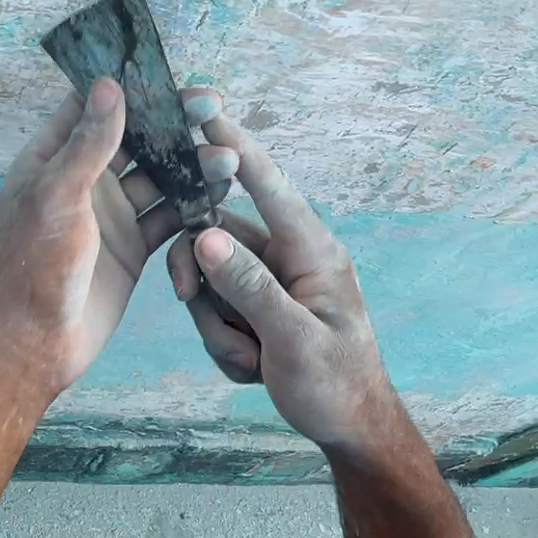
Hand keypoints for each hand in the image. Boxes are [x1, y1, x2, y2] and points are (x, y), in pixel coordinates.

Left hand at [0, 77, 188, 393]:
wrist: (39, 342)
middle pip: (134, 140)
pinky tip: (219, 193)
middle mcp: (82, 183)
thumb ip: (87, 144)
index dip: (128, 88)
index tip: (167, 74)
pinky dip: (192, 205)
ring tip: (228, 157)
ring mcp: (109, 215)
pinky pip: (167, 216)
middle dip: (171, 123)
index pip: (91, 109)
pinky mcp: (132, 246)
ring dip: (190, 166)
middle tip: (212, 106)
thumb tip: (108, 86)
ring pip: (157, 179)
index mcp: (51, 161)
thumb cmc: (34, 267)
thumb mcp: (57, 198)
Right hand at [166, 89, 401, 456]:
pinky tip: (254, 367)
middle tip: (189, 302)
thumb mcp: (294, 340)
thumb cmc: (337, 384)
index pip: (269, 185)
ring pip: (207, 280)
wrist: (349, 428)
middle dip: (202, 283)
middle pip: (215, 239)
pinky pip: (212, 309)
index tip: (205, 109)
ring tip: (251, 362)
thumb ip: (249, 287)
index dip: (235, 146)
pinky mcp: (253, 306)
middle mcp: (286, 257)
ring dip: (217, 328)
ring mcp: (267, 282)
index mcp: (311, 250)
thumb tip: (205, 237)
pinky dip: (224, 343)